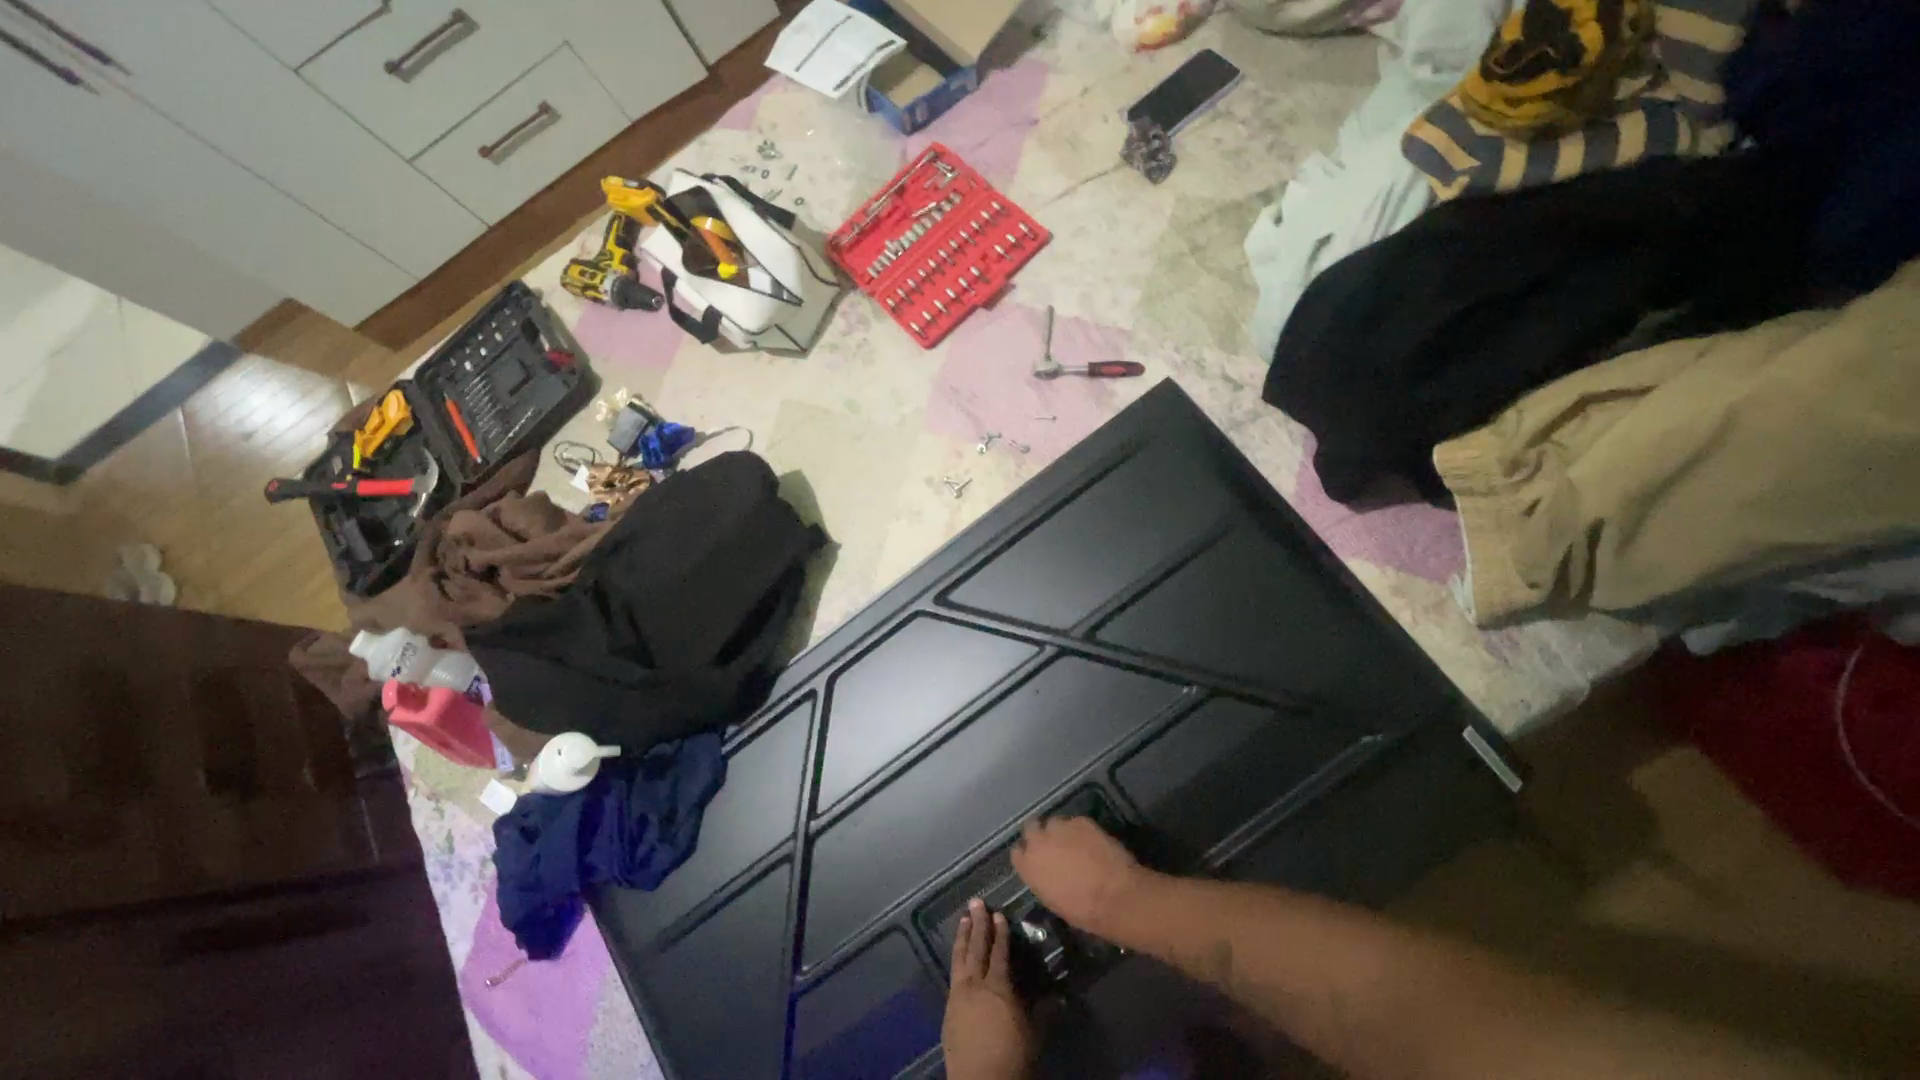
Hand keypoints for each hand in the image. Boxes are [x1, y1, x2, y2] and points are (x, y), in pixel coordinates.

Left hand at [942, 898, 1033, 1079]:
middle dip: (978, 924)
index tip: (999, 913)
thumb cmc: (1012, 1058)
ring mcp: (958, 997)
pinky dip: (956, 960)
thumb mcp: (1034, 1034)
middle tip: (976, 902)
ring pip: (960, 959)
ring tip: (963, 920)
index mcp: (998, 987)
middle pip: (977, 948)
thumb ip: (1043, 1011)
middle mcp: (975, 985)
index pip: (1000, 952)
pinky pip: (953, 976)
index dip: (1000, 932)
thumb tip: (1058, 996)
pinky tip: (958, 957)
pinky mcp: (949, 1011)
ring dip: (962, 937)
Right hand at [1011, 816, 1148, 937]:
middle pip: (1031, 828)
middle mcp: (1038, 842)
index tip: (1037, 859)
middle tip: (1054, 845)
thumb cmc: (1084, 911)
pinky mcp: (1081, 821)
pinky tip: (1092, 842)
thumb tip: (1047, 872)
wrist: (1115, 897)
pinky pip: (1076, 822)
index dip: (1028, 854)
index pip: (1017, 852)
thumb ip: (1043, 880)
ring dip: (1061, 831)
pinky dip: (1081, 830)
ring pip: (1054, 822)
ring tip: (1075, 842)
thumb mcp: (1053, 901)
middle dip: (1040, 834)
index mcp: (1028, 866)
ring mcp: (1060, 828)